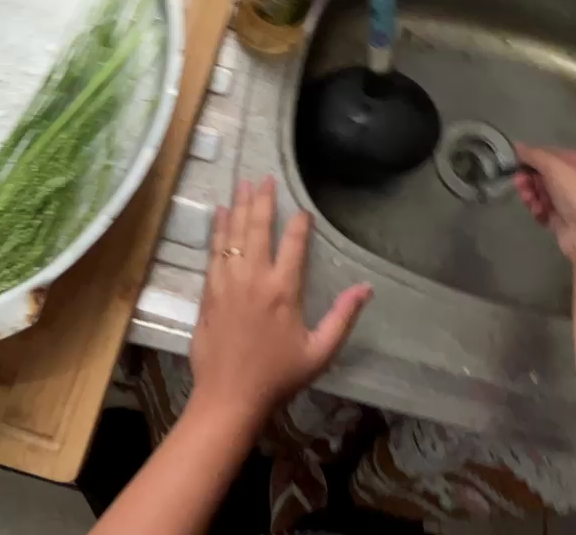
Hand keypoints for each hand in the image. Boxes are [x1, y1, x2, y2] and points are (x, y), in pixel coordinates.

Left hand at [188, 177, 371, 427]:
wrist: (229, 397)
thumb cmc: (278, 376)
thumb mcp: (319, 352)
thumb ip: (343, 317)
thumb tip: (366, 288)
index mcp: (283, 290)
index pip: (294, 244)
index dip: (300, 223)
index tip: (304, 211)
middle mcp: (254, 278)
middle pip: (258, 228)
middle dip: (261, 200)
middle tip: (264, 178)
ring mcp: (228, 282)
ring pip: (232, 234)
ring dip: (237, 207)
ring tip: (241, 184)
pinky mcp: (209, 291)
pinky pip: (213, 251)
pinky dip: (217, 229)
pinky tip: (219, 214)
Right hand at [513, 145, 575, 263]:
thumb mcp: (554, 165)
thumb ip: (533, 154)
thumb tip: (516, 146)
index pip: (553, 154)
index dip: (534, 157)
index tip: (516, 162)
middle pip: (546, 174)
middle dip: (530, 178)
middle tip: (519, 183)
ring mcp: (575, 203)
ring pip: (543, 192)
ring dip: (532, 194)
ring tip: (529, 200)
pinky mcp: (566, 222)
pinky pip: (546, 210)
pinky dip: (539, 210)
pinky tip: (539, 213)